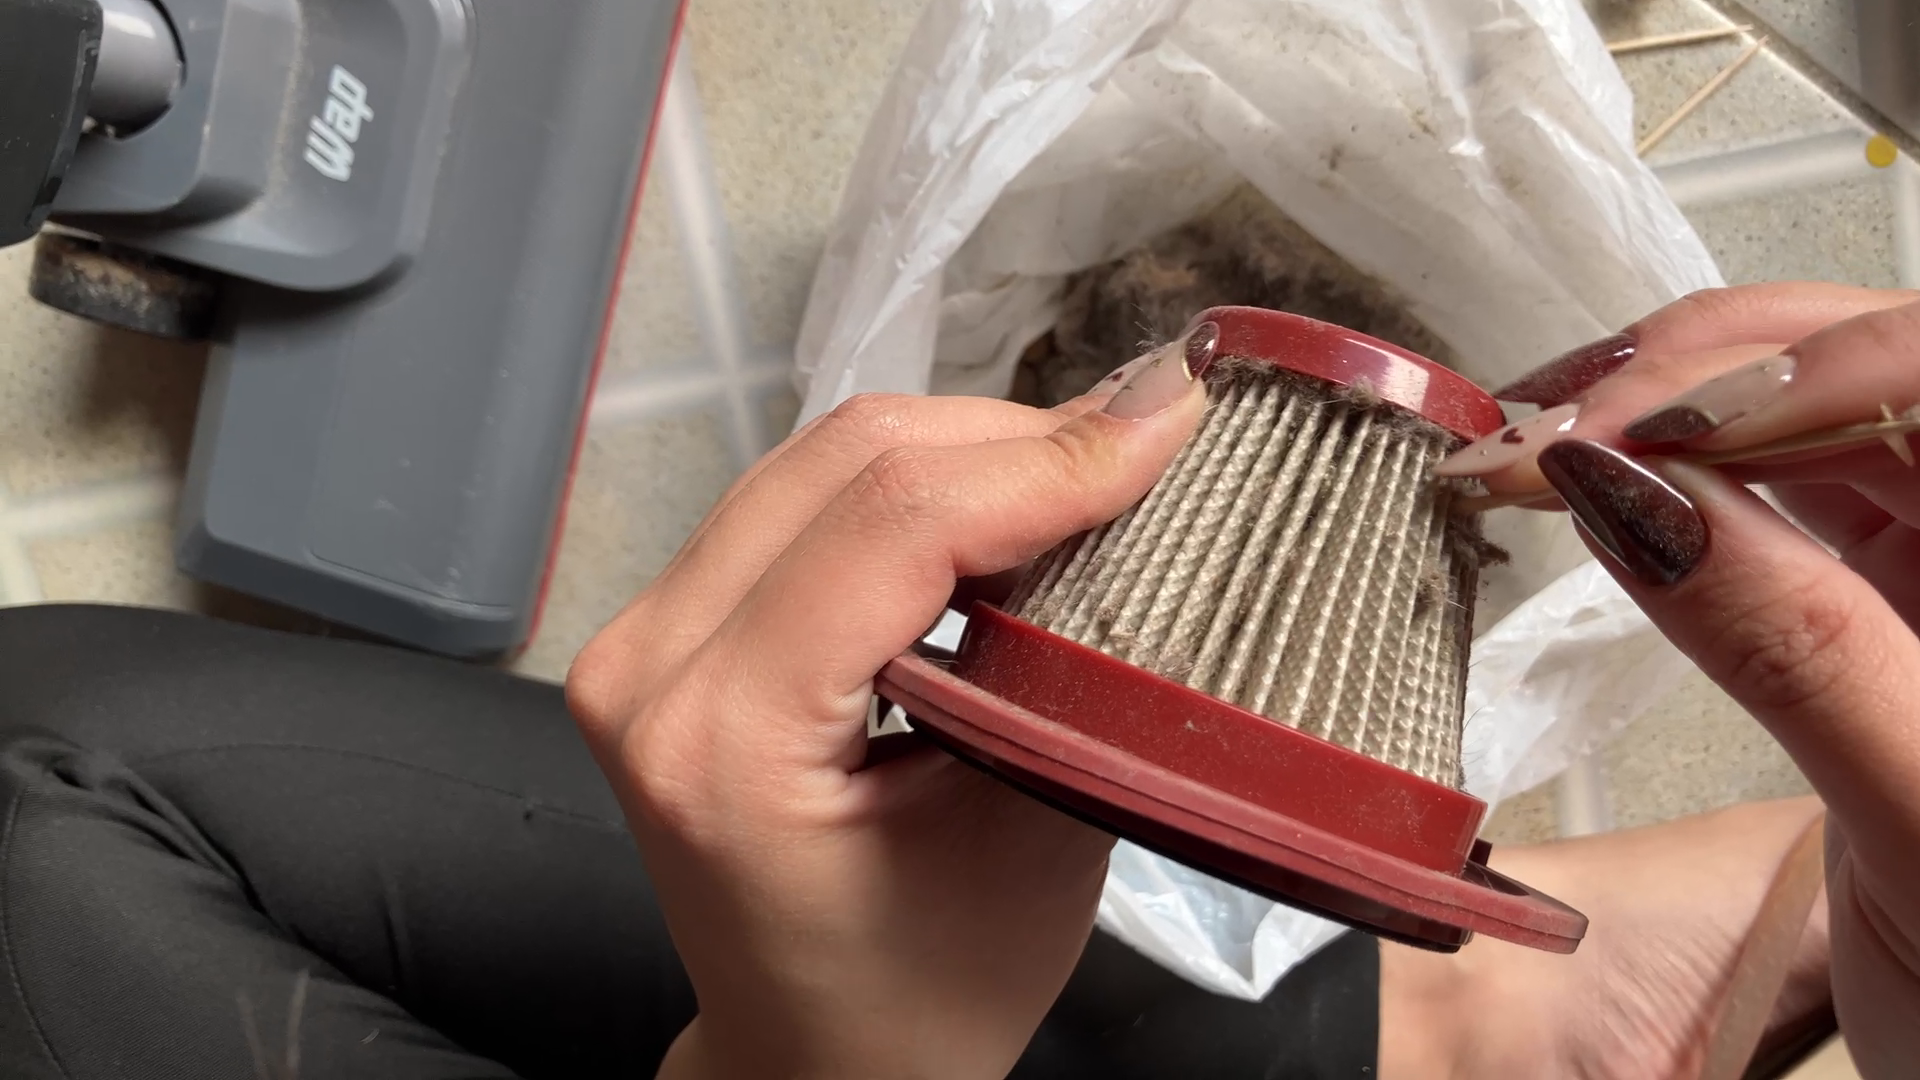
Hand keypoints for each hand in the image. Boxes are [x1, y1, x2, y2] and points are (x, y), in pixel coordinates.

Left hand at [565, 341, 1211, 1079]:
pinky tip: (991, 502)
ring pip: (824, 456)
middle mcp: (656, 659)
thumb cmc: (922, 989)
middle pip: (849, 459)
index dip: (1047, 461)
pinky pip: (805, 493)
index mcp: (723, 737)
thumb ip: (1081, 665)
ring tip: (1073, 472)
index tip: (1161, 422)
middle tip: (1130, 444)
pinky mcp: (678, 616)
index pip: (898, 526)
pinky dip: (915, 478)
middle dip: (1012, 437)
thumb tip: (1128, 500)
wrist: (813, 1043)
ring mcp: (651, 626)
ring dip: (966, 445)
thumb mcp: (1031, 842)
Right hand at [1436, 283, 1919, 1077]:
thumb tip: (1618, 494)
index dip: (1760, 375)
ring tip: (1521, 436)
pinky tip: (1573, 468)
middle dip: (1673, 375)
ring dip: (1643, 403)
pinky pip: (1753, 472)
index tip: (1585, 438)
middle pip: (1857, 358)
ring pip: (1791, 400)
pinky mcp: (1869, 565)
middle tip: (1523, 432)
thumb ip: (1791, 644)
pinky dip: (1647, 460)